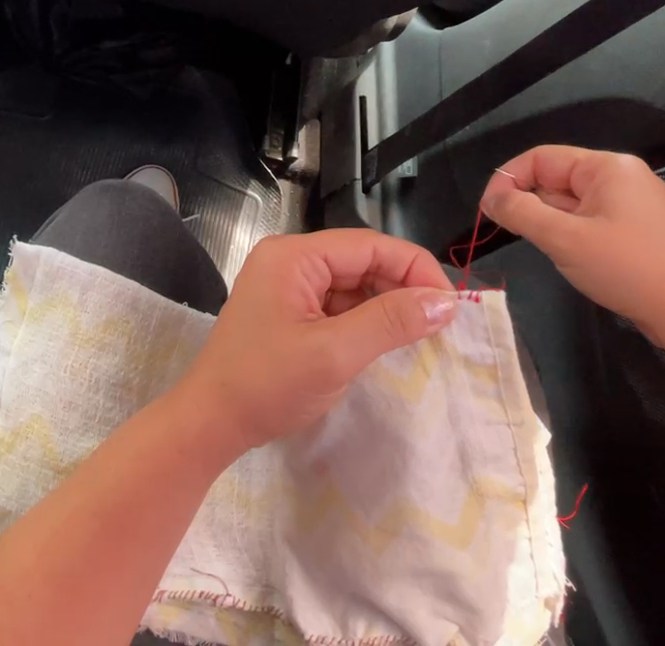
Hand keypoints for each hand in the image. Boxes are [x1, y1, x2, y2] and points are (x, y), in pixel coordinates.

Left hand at [173, 229, 457, 458]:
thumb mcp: (334, 353)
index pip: (369, 245)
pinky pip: (337, 304)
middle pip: (361, 260)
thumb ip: (389, 322)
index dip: (415, 269)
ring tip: (421, 336)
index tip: (452, 307)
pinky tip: (387, 342)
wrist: (212, 420)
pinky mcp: (287, 310)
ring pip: (352, 283)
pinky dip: (364, 320)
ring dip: (386, 306)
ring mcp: (285, 285)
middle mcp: (288, 260)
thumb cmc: (266, 384)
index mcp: (292, 256)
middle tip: (442, 326)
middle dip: (403, 288)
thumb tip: (446, 302)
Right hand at [480, 145, 664, 354]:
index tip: (488, 211)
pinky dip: (568, 234)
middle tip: (512, 234)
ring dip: (547, 222)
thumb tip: (490, 199)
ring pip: (567, 203)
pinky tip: (569, 258)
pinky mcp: (635, 230)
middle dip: (528, 203)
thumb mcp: (563, 239)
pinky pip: (586, 220)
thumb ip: (519, 212)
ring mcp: (631, 205)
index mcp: (607, 167)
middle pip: (553, 178)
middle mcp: (621, 177)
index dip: (507, 179)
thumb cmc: (629, 269)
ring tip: (546, 248)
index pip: (540, 158)